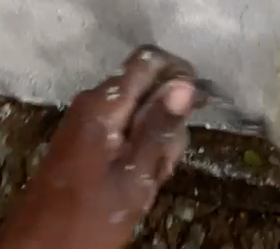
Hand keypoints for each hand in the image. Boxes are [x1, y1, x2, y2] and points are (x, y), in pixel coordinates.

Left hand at [0, 46, 201, 248]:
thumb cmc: (88, 218)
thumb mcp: (134, 178)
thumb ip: (159, 128)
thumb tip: (186, 84)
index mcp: (104, 103)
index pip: (148, 60)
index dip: (178, 73)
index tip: (198, 104)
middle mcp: (92, 99)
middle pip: (143, 86)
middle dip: (165, 116)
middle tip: (165, 163)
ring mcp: (84, 118)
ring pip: (134, 109)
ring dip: (151, 137)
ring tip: (151, 178)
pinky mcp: (82, 137)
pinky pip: (119, 126)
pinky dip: (135, 146)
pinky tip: (136, 179)